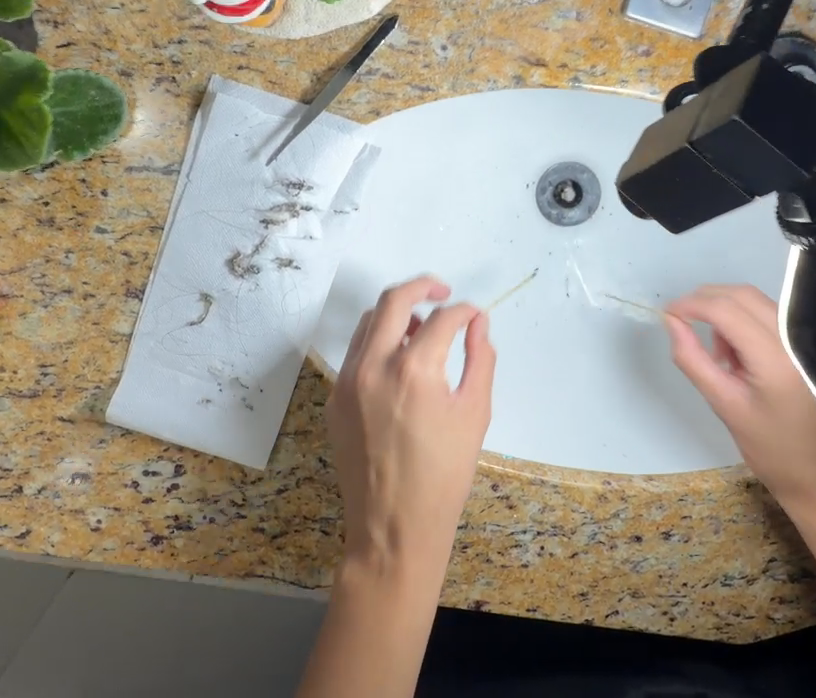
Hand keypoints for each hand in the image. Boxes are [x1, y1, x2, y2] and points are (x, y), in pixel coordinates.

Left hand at [328, 276, 495, 576]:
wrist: (393, 529)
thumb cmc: (444, 476)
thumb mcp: (475, 414)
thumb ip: (480, 359)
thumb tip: (479, 324)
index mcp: (413, 372)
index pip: (442, 318)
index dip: (464, 311)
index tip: (475, 316)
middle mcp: (373, 367)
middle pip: (392, 301)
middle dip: (421, 286)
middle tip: (442, 291)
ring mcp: (346, 382)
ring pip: (367, 323)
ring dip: (396, 314)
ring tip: (422, 329)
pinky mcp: (334, 399)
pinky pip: (355, 354)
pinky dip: (377, 343)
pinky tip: (399, 364)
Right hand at [665, 284, 815, 512]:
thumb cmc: (770, 448)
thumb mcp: (724, 404)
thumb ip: (693, 359)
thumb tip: (671, 322)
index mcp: (775, 358)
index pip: (725, 310)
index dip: (691, 304)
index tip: (666, 314)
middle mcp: (794, 339)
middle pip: (741, 295)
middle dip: (705, 300)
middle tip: (680, 323)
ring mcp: (804, 339)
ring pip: (755, 299)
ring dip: (724, 309)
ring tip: (714, 351)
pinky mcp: (806, 344)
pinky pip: (768, 313)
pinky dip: (743, 318)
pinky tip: (735, 351)